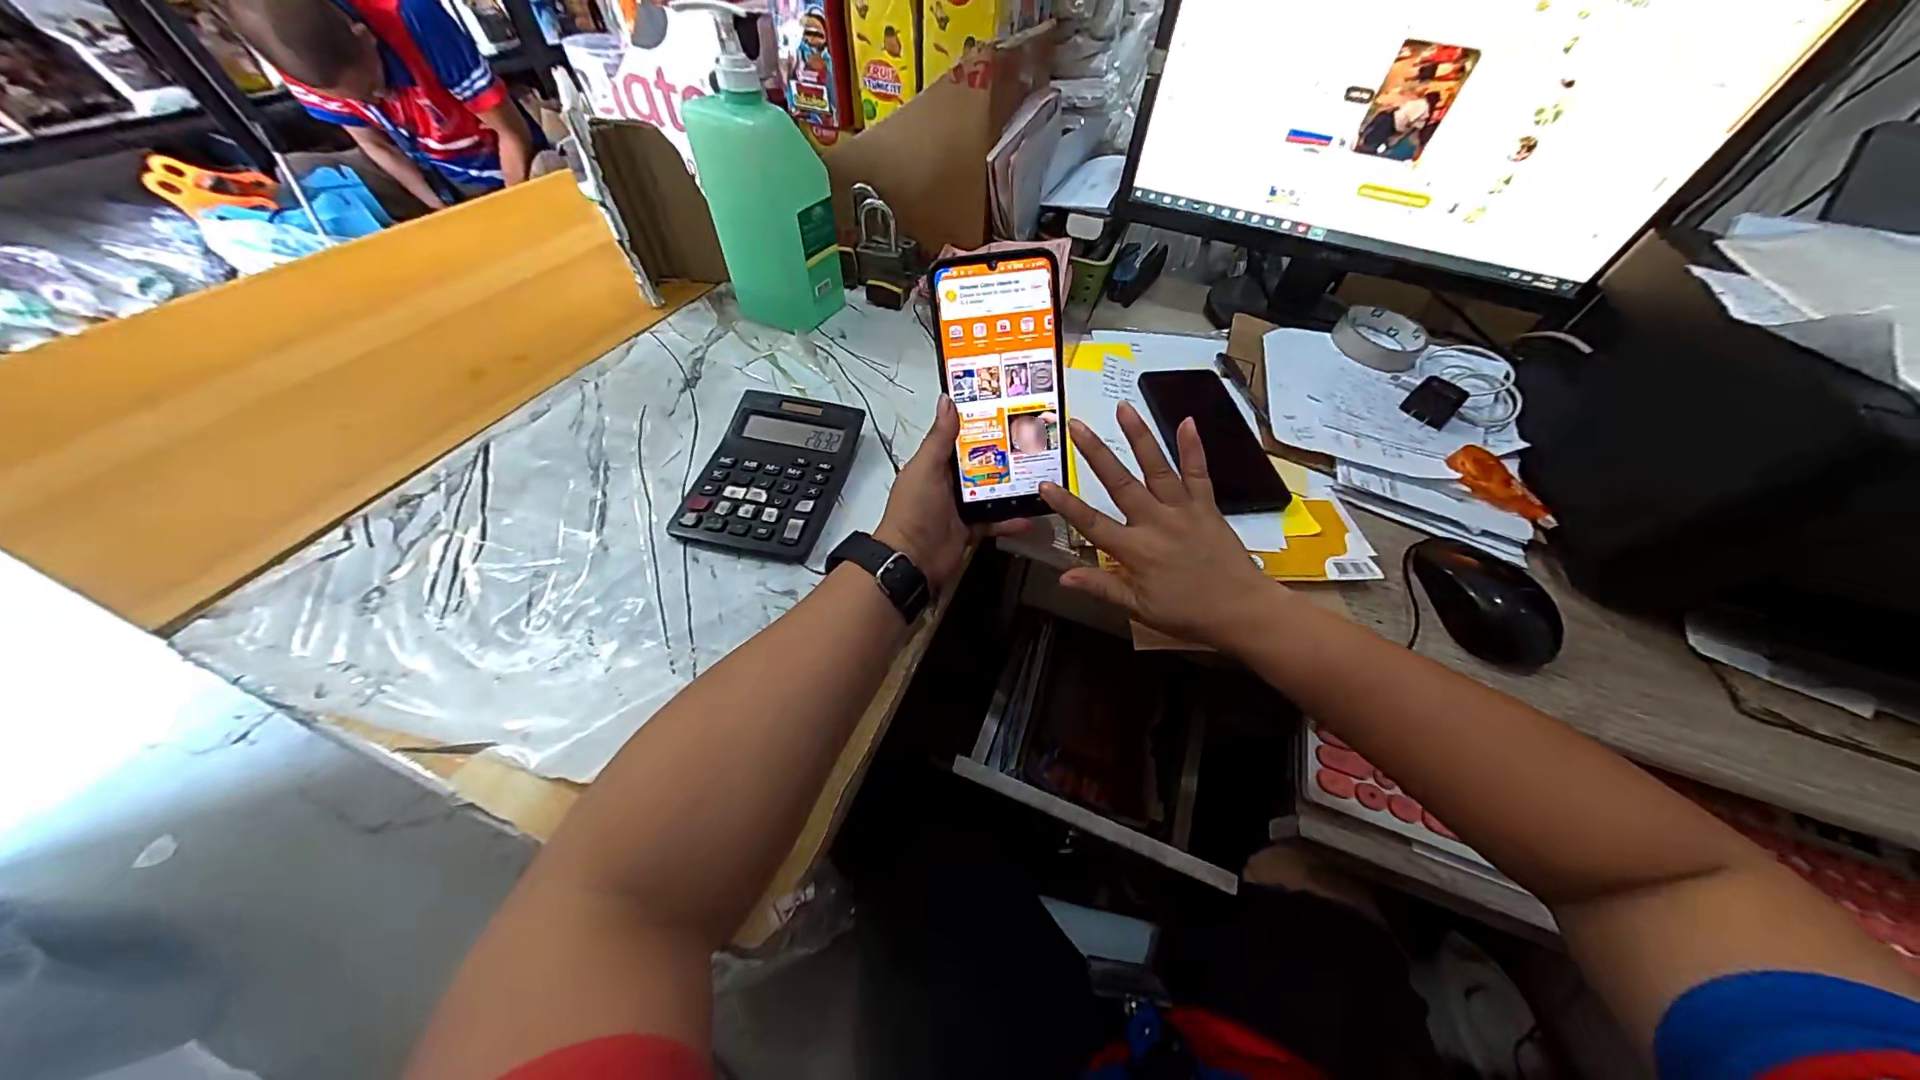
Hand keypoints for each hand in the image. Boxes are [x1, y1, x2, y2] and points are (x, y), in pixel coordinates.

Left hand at [874, 395, 1025, 595]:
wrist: (913, 560)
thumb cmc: (914, 511)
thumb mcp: (926, 468)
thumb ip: (939, 438)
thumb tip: (947, 401)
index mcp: (935, 464)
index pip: (960, 438)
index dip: (980, 425)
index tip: (1005, 411)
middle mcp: (949, 483)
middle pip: (981, 464)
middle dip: (1004, 455)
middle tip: (1032, 441)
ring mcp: (961, 507)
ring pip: (992, 491)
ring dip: (1012, 486)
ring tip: (1037, 474)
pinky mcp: (971, 528)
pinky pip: (995, 520)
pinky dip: (1011, 519)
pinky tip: (1030, 515)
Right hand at [1038, 403, 1287, 650]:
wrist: (1242, 610)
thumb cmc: (1188, 614)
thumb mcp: (1139, 608)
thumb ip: (1101, 587)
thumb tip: (1063, 576)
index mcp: (1135, 550)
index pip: (1092, 523)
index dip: (1066, 504)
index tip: (1045, 485)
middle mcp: (1156, 522)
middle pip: (1120, 483)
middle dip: (1095, 453)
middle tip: (1077, 426)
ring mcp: (1183, 510)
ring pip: (1157, 467)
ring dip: (1139, 436)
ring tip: (1123, 408)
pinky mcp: (1207, 506)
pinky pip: (1199, 472)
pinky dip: (1193, 447)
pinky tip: (1187, 421)